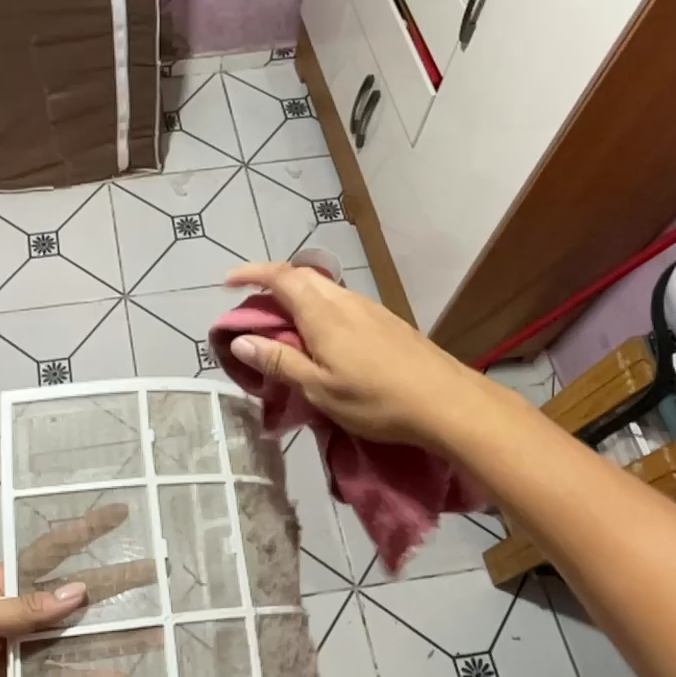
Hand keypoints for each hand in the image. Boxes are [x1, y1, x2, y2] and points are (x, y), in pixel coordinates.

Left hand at [0, 505, 160, 676]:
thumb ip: (25, 609)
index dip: (84, 532)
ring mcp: (26, 649)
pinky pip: (66, 676)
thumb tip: (79, 592)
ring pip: (76, 636)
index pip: (49, 551)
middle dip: (111, 584)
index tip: (119, 515)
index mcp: (1, 586)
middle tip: (153, 575)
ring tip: (152, 630)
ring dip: (111, 633)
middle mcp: (20, 613)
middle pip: (73, 595)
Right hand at [225, 262, 506, 447]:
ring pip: (324, 288)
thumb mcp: (319, 389)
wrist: (447, 402)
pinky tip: (322, 336)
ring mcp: (370, 309)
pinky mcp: (387, 322)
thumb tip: (241, 339)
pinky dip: (318, 308)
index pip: (280, 277)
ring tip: (282, 323)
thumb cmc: (377, 400)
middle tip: (251, 306)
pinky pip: (341, 302)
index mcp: (323, 313)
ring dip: (296, 296)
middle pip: (302, 276)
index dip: (251, 274)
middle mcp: (345, 300)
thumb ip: (279, 362)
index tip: (228, 282)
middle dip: (271, 283)